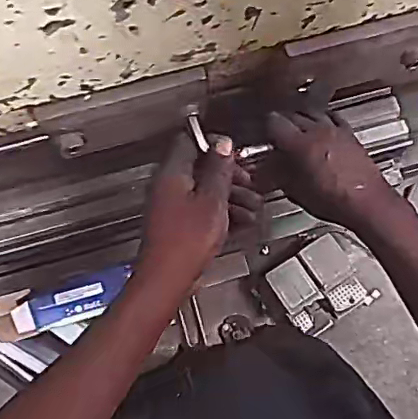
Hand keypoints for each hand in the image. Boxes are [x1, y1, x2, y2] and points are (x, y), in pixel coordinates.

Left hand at [137, 132, 262, 283]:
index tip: (233, 152)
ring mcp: (171, 206)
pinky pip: (201, 209)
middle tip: (245, 180)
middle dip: (227, 173)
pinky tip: (238, 221)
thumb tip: (223, 145)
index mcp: (172, 173)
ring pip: (203, 189)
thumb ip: (219, 170)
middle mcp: (167, 186)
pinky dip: (220, 212)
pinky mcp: (177, 224)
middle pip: (199, 166)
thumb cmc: (184, 243)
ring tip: (250, 205)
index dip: (214, 143)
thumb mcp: (212, 200)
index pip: (190, 140)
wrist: (168, 278)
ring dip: (229, 194)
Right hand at [265, 108, 401, 231]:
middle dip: (281, 123)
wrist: (367, 202)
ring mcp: (335, 131)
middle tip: (276, 134)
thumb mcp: (297, 192)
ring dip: (301, 117)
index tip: (263, 135)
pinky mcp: (350, 135)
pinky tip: (322, 124)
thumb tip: (269, 171)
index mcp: (300, 144)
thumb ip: (279, 176)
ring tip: (296, 126)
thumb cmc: (336, 200)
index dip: (265, 128)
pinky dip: (323, 118)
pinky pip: (333, 117)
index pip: (274, 123)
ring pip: (312, 112)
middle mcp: (318, 131)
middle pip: (292, 115)